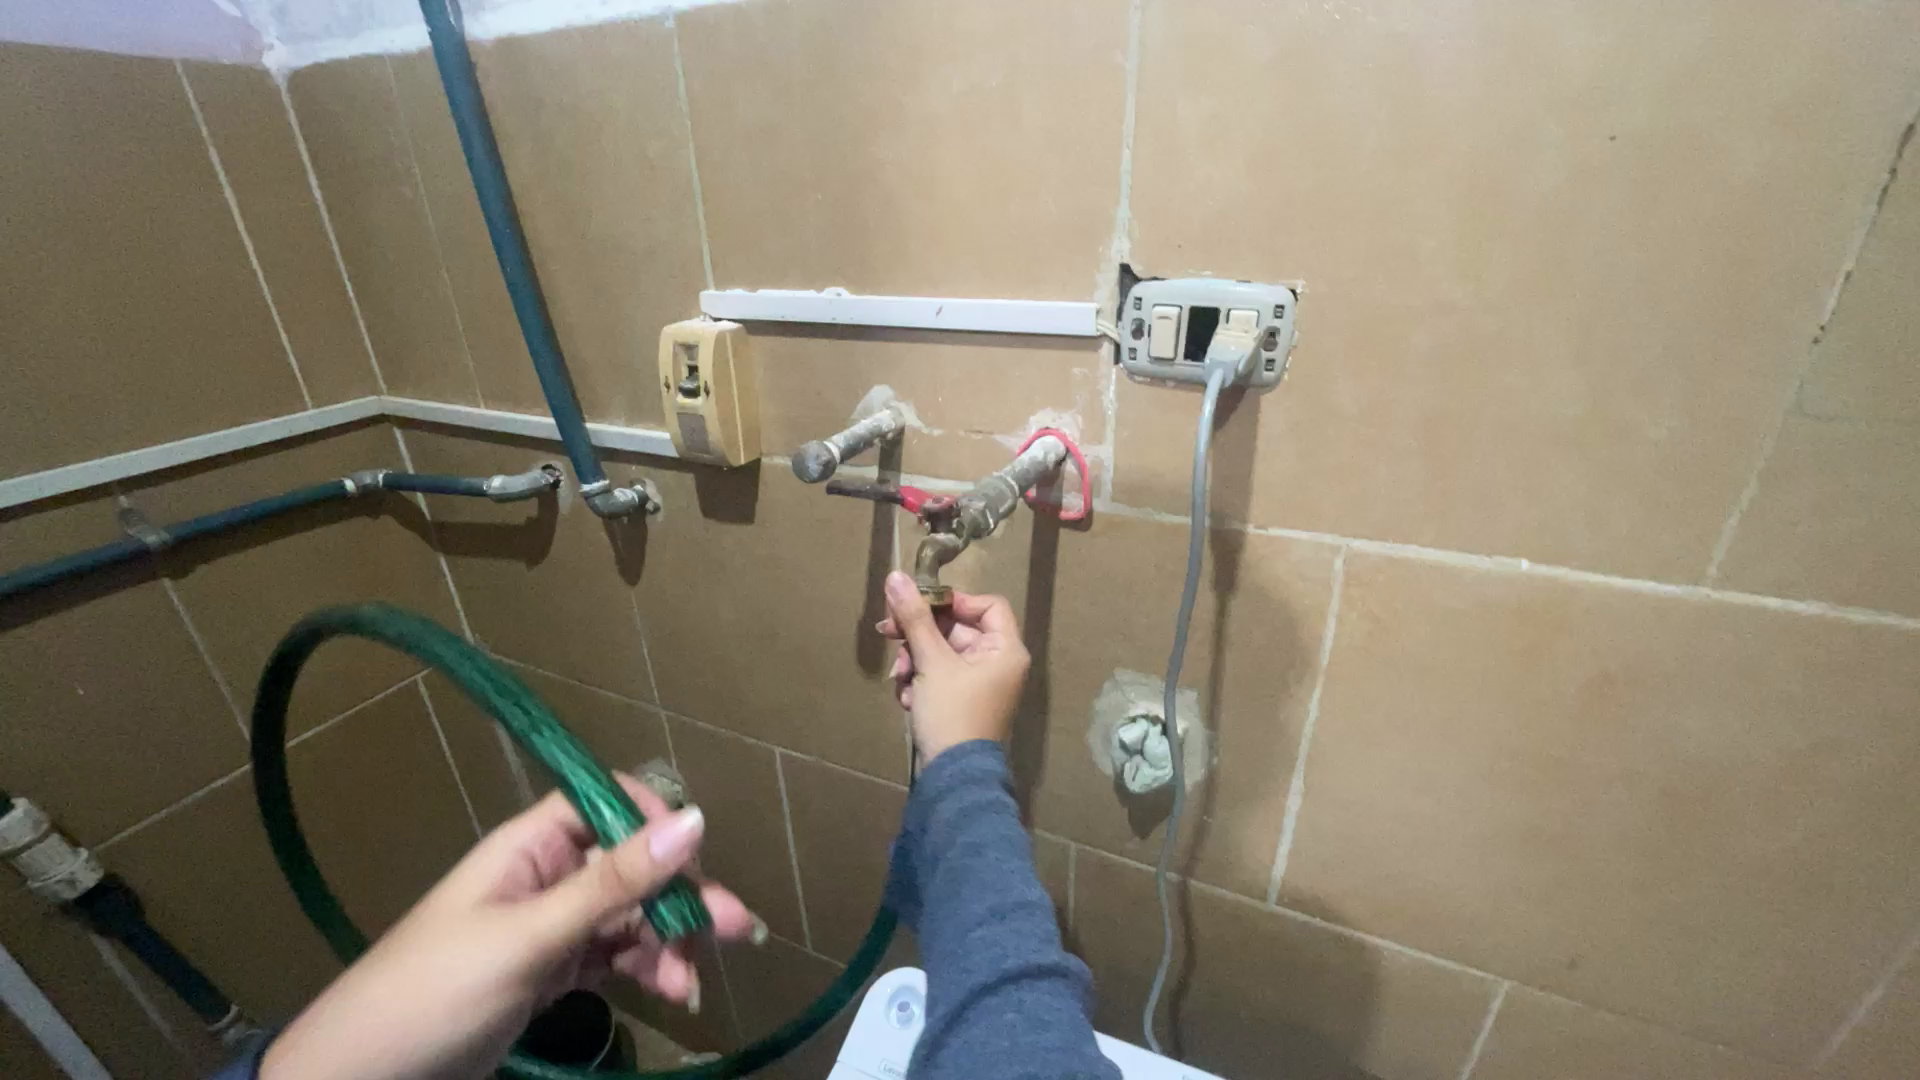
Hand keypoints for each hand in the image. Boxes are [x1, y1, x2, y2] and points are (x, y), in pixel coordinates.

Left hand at [261, 776, 756, 1079]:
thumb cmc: (431, 999)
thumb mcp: (528, 940)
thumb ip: (614, 884)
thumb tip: (697, 818)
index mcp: (534, 845)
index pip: (610, 804)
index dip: (654, 823)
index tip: (690, 859)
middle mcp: (551, 875)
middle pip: (634, 865)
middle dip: (682, 894)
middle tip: (733, 928)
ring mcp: (556, 925)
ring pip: (634, 914)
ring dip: (671, 940)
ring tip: (694, 981)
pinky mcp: (557, 970)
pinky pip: (619, 954)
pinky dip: (649, 969)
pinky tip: (674, 991)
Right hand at [878, 570, 1029, 763]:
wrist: (953, 778)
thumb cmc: (952, 714)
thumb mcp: (931, 662)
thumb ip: (915, 618)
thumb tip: (896, 577)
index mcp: (1005, 649)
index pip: (988, 605)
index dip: (954, 601)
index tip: (922, 607)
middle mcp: (999, 663)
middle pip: (956, 628)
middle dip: (920, 636)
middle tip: (888, 634)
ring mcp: (981, 684)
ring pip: (942, 653)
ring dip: (915, 661)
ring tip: (900, 679)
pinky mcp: (962, 701)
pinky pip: (939, 676)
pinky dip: (920, 682)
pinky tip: (907, 698)